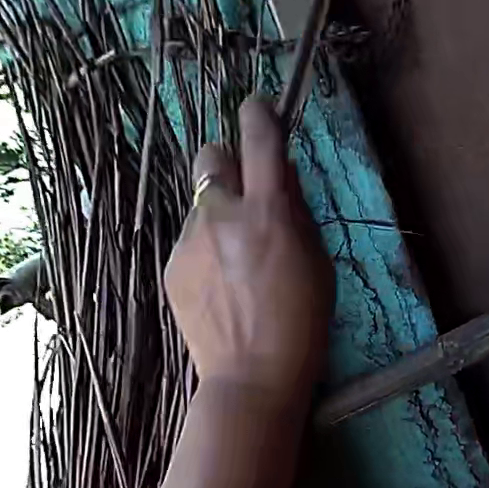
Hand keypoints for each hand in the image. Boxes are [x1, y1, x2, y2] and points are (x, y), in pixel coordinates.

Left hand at [166, 97, 331, 406]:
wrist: (252, 377)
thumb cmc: (303, 323)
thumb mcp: (317, 262)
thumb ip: (296, 213)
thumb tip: (280, 178)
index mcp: (267, 211)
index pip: (258, 136)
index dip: (258, 114)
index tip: (258, 111)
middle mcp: (221, 215)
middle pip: (211, 156)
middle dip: (229, 167)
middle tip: (247, 201)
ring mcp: (189, 241)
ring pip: (201, 207)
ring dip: (219, 220)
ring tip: (236, 268)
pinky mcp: (171, 266)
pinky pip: (190, 243)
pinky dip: (206, 254)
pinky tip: (220, 291)